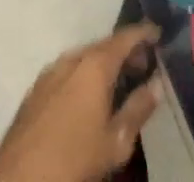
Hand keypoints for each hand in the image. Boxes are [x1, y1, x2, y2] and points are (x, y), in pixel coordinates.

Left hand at [0, 23, 159, 181]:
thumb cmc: (73, 160)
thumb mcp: (116, 141)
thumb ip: (139, 108)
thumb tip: (156, 85)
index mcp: (94, 66)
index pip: (125, 37)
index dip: (145, 33)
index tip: (160, 35)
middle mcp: (70, 61)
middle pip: (103, 45)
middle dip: (125, 51)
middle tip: (144, 67)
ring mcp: (47, 76)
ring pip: (83, 59)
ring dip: (103, 64)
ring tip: (118, 84)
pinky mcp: (33, 93)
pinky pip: (66, 73)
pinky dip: (83, 76)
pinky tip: (88, 98)